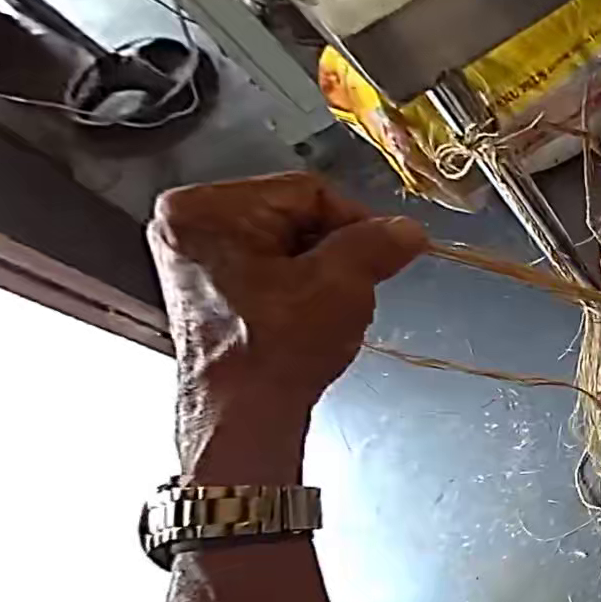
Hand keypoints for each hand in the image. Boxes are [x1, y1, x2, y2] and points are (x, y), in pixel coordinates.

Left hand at [149, 171, 426, 479]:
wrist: (245, 410)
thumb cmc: (282, 346)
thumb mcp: (342, 286)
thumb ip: (377, 246)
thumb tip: (411, 228)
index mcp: (210, 208)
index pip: (309, 191)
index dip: (357, 223)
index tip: (382, 259)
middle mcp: (189, 222)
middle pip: (295, 215)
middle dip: (336, 251)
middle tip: (355, 289)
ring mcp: (195, 255)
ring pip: (287, 242)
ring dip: (323, 270)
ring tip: (331, 308)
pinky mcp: (209, 285)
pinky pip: (271, 264)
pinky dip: (302, 284)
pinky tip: (312, 314)